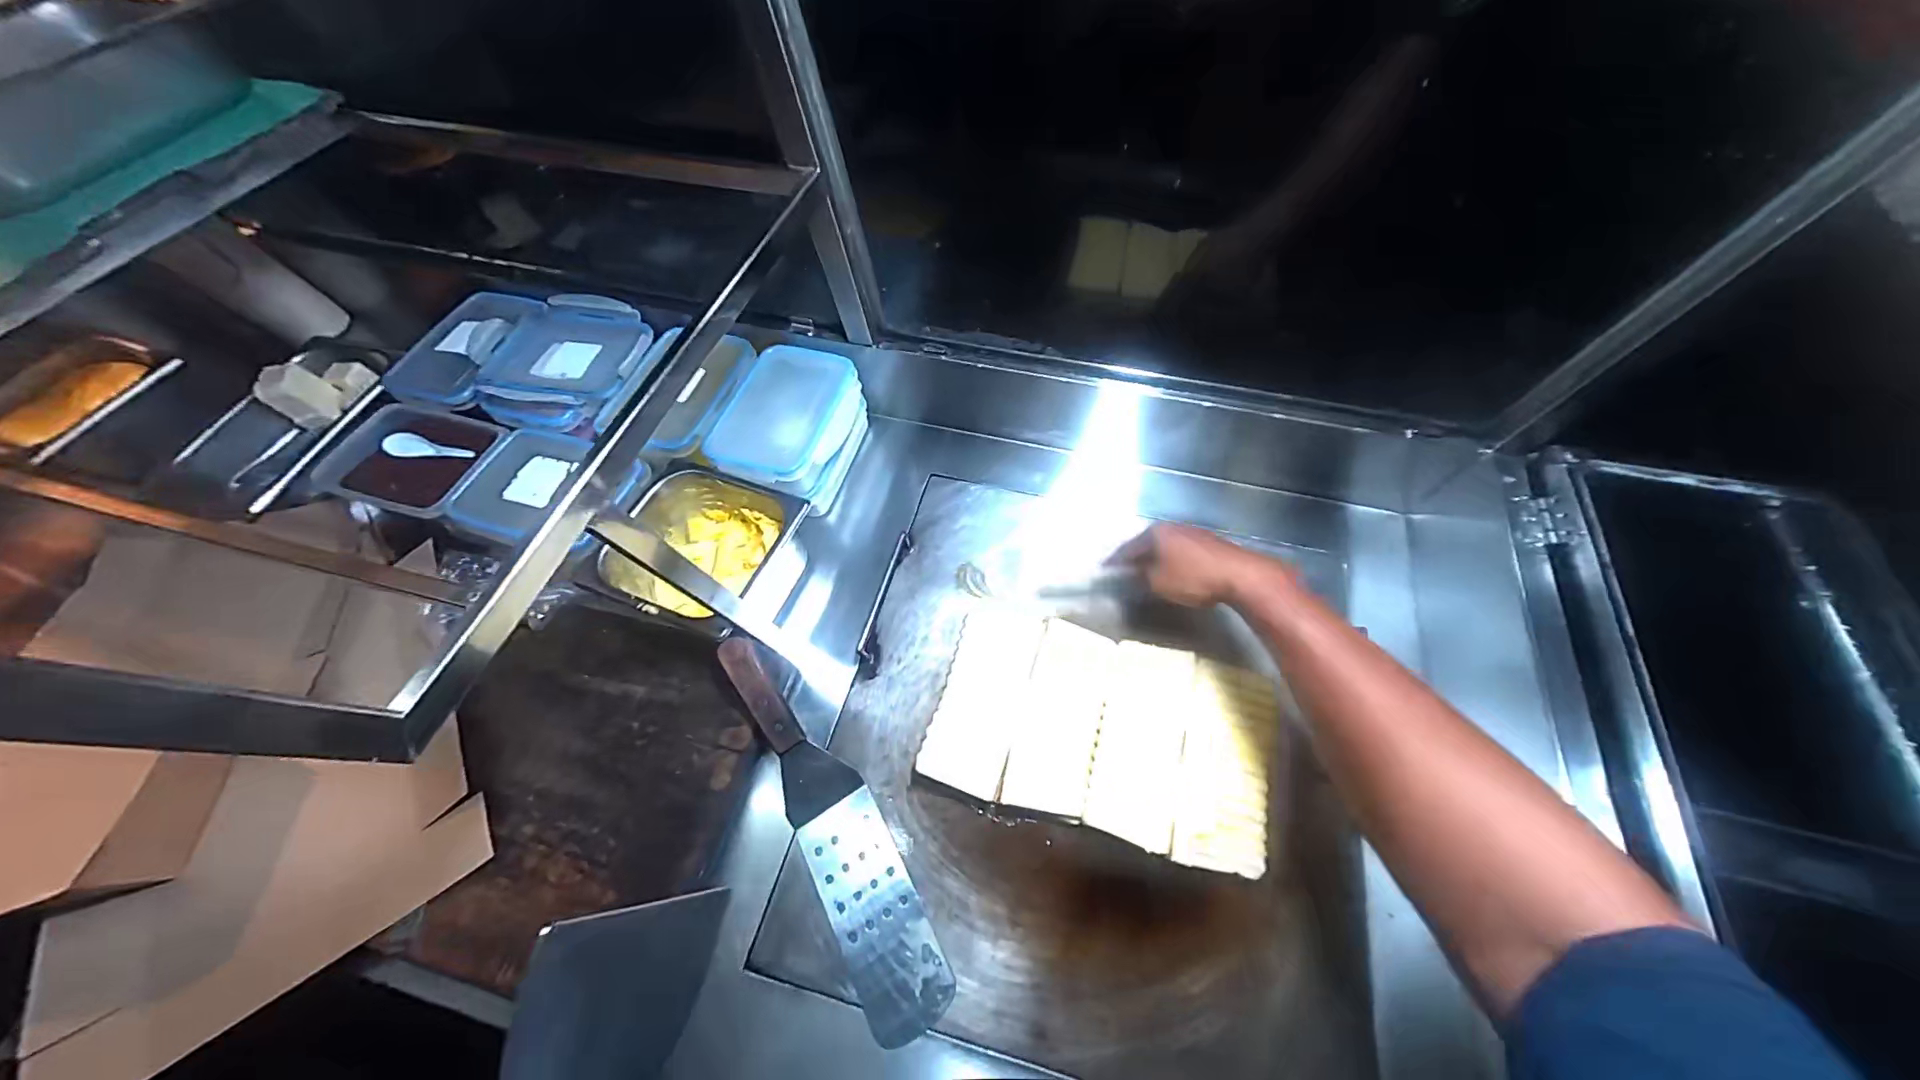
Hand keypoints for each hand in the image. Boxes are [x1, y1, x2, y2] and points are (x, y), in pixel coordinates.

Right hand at [1107, 523, 1292, 607]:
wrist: (1241, 575)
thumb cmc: (1193, 578)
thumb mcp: (1158, 583)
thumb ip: (1139, 577)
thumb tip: (1130, 575)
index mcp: (1154, 532)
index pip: (1126, 548)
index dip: (1114, 563)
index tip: (1105, 574)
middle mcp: (1171, 526)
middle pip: (1145, 544)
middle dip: (1134, 558)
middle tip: (1124, 574)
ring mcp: (1192, 531)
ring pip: (1164, 546)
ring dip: (1154, 559)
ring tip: (1147, 574)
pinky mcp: (1208, 542)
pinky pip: (1180, 550)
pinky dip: (1172, 560)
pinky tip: (1173, 571)